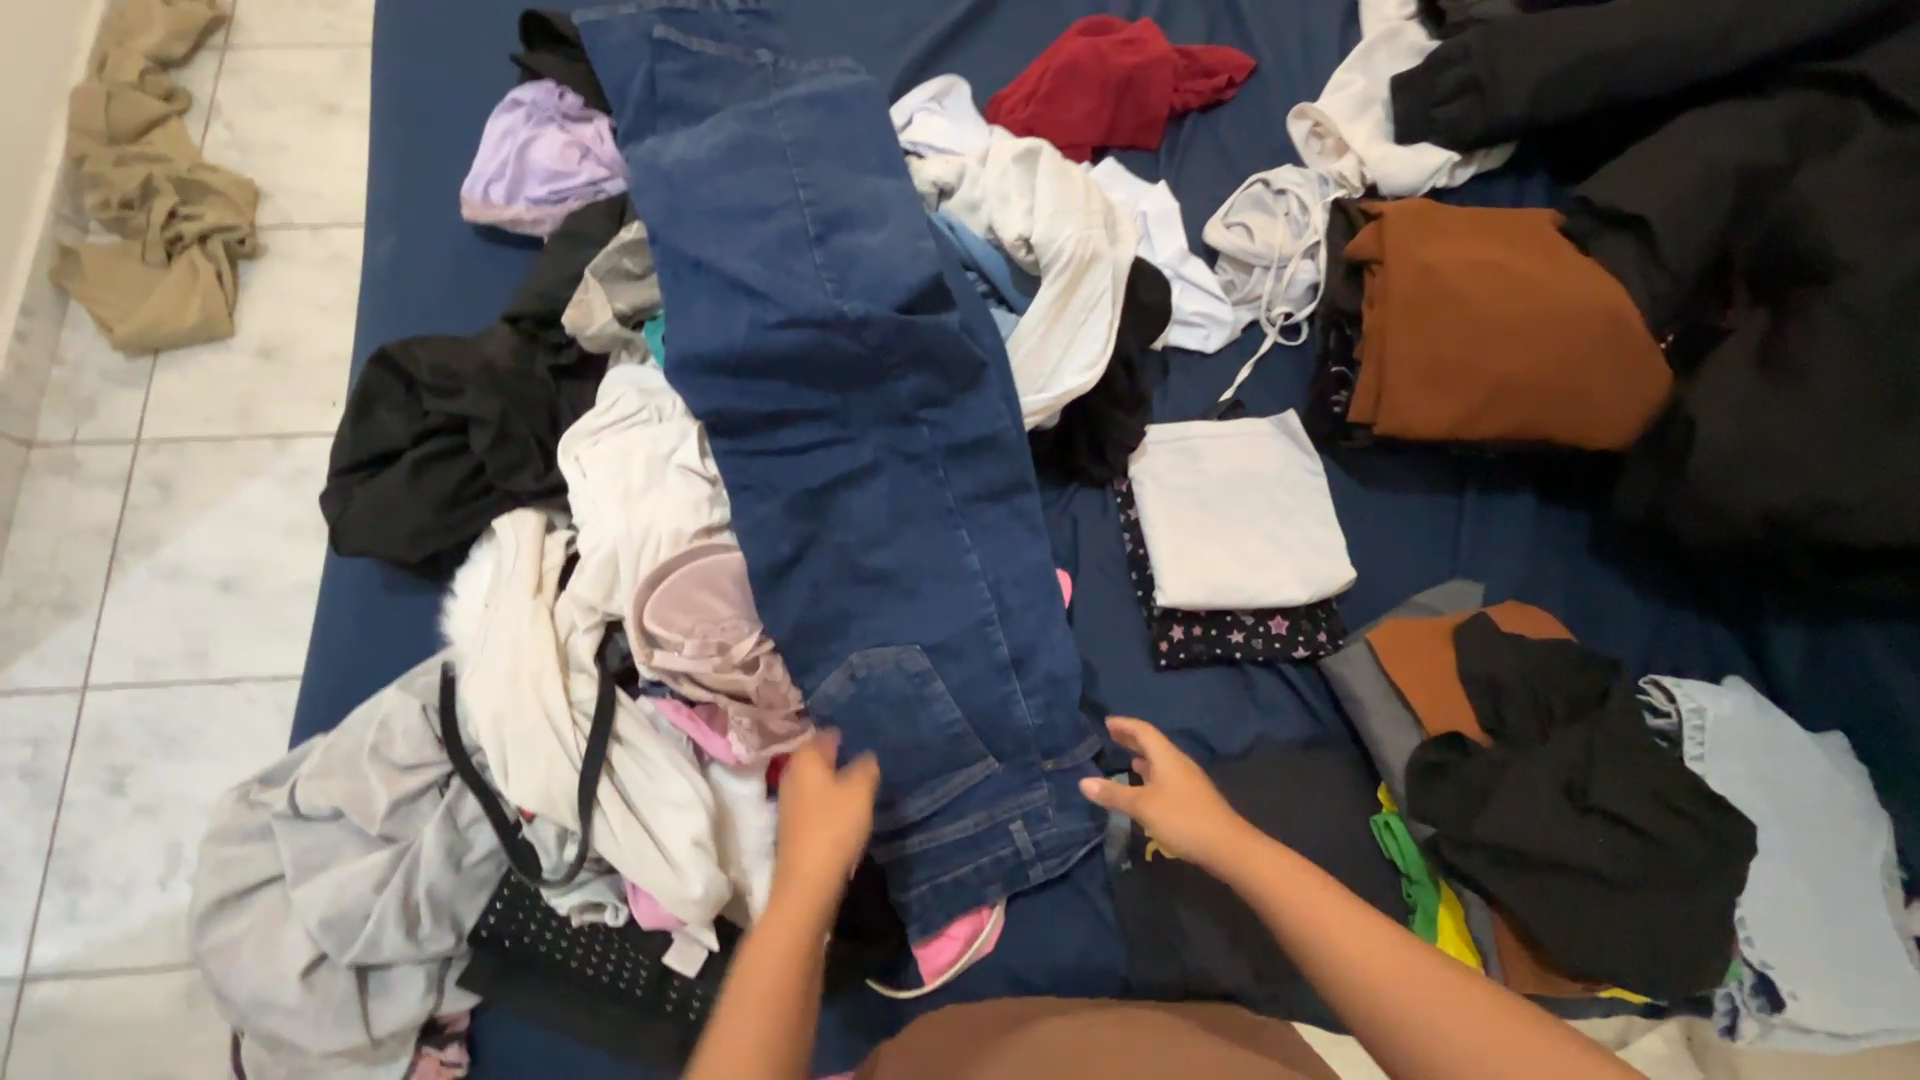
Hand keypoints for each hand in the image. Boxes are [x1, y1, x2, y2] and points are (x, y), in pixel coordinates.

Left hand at [772, 730, 879, 918]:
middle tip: (863, 754)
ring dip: (833, 778)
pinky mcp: (793, 824)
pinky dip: (828, 799)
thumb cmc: (835, 825)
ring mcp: (789, 801)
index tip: (862, 733)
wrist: (808, 880)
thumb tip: (866, 756)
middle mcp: (792, 774)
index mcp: (805, 758)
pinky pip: (814, 800)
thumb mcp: (860, 789)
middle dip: (836, 755)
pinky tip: (845, 807)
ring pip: (814, 780)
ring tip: (859, 780)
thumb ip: (866, 766)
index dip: (842, 733)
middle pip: (816, 757)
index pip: (824, 734)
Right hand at [1079, 717, 1253, 871]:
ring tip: (1126, 759)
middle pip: (1153, 744)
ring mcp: (1188, 781)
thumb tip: (1083, 782)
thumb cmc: (1183, 819)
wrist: (1228, 846)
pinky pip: (1166, 777)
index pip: (1143, 731)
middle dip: (1132, 739)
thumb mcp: (1143, 806)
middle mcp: (1178, 764)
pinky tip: (1146, 787)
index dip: (1125, 725)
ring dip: (1143, 758)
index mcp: (1167, 757)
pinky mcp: (1192, 798)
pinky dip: (1151, 775)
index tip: (1107, 722)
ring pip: (1161, 762)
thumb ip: (1113, 793)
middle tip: (1112, 735)